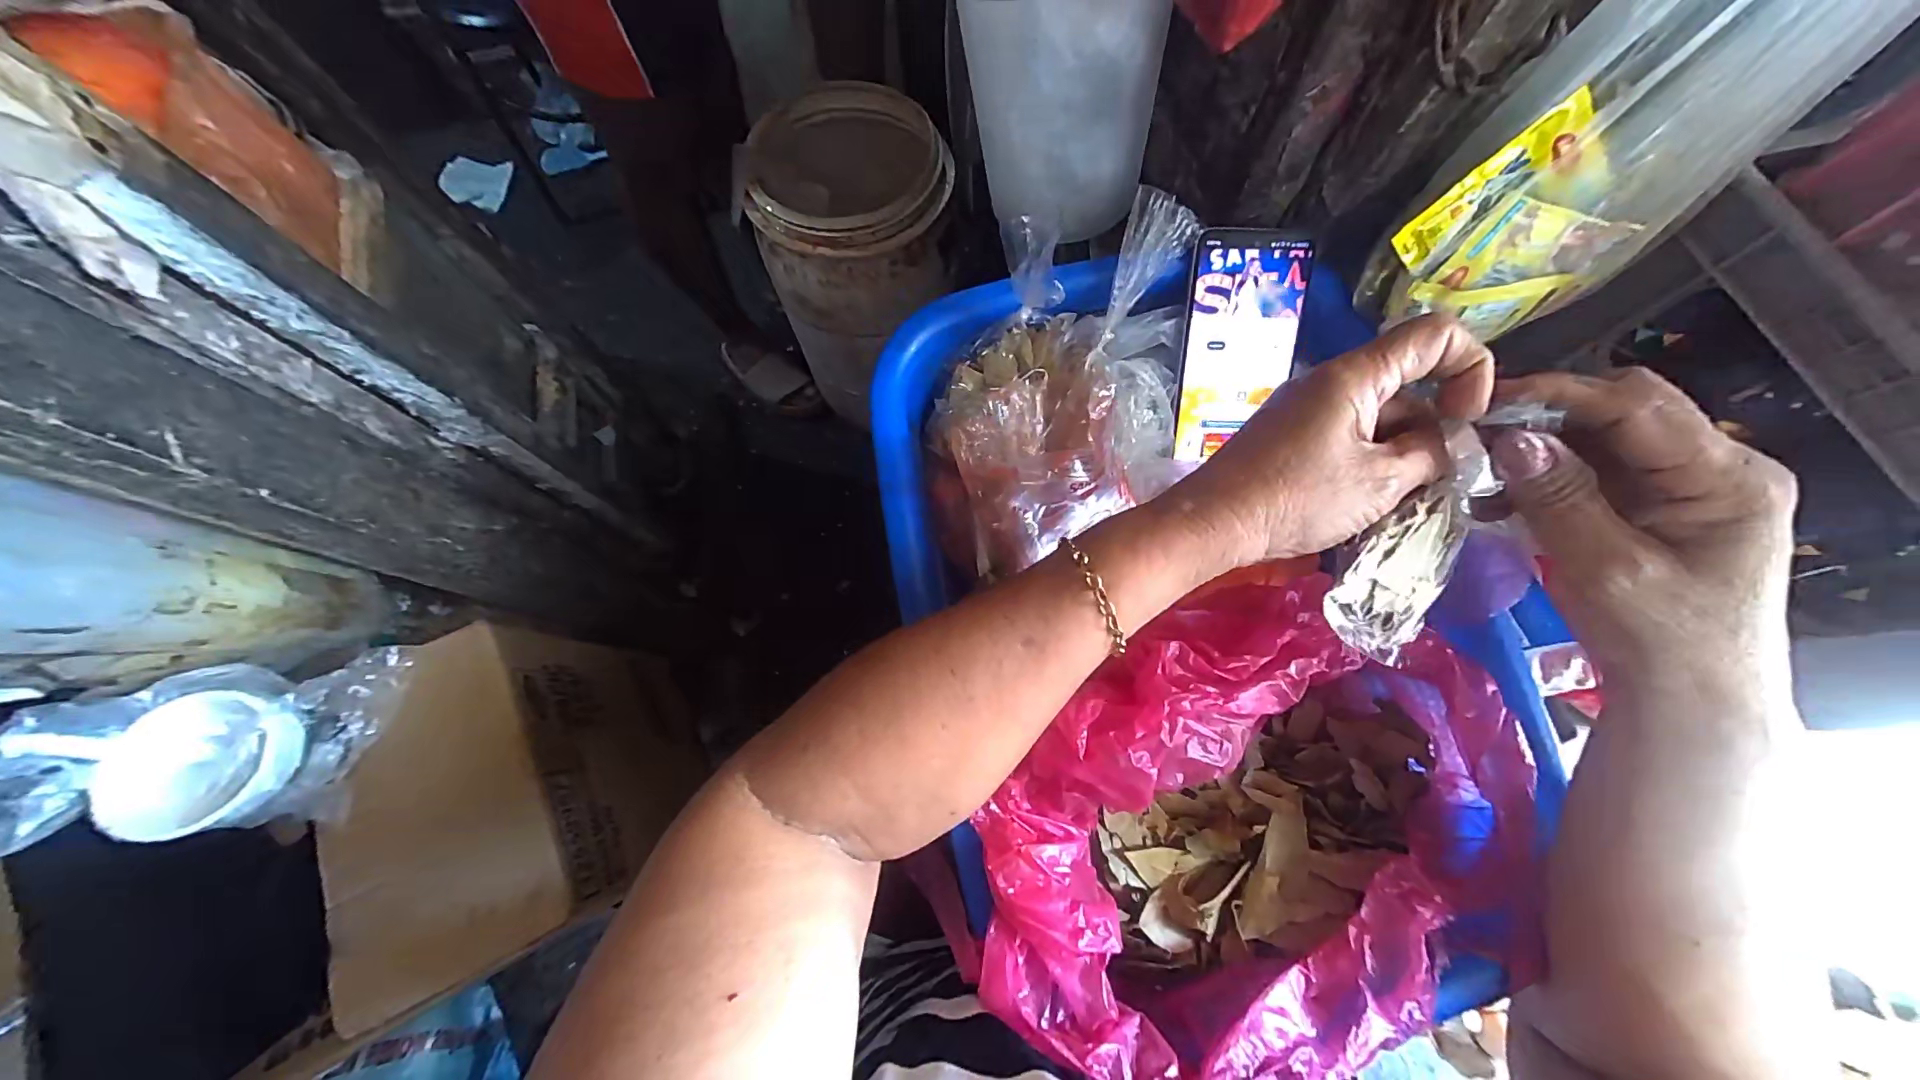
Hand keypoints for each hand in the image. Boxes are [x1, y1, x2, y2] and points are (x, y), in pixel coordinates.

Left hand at [1162, 315, 1494, 568]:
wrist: (1214, 523)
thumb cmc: (1296, 499)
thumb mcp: (1380, 482)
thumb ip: (1430, 453)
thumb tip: (1445, 442)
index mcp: (1352, 376)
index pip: (1434, 334)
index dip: (1471, 367)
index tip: (1468, 420)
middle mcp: (1325, 383)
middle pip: (1403, 386)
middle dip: (1430, 430)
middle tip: (1429, 482)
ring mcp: (1301, 410)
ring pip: (1374, 418)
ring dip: (1396, 454)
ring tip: (1390, 502)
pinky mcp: (1286, 437)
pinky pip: (1343, 437)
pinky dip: (1364, 463)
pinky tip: (1359, 502)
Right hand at [1487, 368, 1797, 697]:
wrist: (1687, 698)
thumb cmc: (1658, 638)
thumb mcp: (1606, 568)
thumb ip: (1561, 498)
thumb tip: (1511, 439)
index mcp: (1725, 476)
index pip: (1638, 407)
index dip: (1559, 394)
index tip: (1487, 400)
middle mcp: (1710, 468)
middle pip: (1622, 412)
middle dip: (1545, 415)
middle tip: (1476, 431)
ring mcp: (1678, 488)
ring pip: (1598, 440)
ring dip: (1536, 448)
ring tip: (1478, 466)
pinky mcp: (1647, 509)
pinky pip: (1588, 473)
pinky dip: (1540, 477)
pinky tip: (1498, 497)